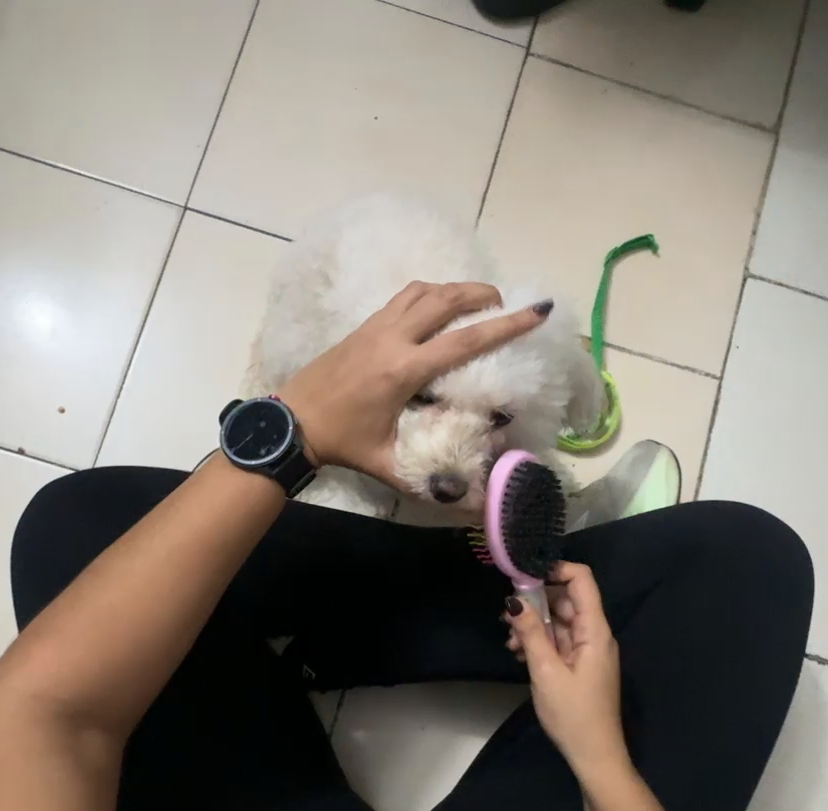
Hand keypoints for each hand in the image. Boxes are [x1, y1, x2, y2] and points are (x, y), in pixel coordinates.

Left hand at [277, 282, 550, 483]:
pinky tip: (438, 311)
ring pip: (423, 291)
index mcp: (403, 371)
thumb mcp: (386, 464)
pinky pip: (403, 298)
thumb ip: (426, 480)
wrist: (291, 422)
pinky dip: (429, 295)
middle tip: (504, 302)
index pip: (464, 341)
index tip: (536, 310)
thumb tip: (466, 504)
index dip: (505, 325)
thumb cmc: (341, 443)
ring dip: (454, 289)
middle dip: (481, 294)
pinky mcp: (363, 326)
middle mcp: (392, 339)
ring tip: (476, 301)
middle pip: (446, 299)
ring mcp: (375, 327)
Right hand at [504, 562, 628, 780]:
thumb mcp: (545, 671)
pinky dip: (539, 642)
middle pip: (566, 600)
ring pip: (559, 622)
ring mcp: (588, 651)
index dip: (555, 569)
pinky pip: (559, 641)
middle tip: (506, 617)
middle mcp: (595, 635)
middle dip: (535, 602)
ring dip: (533, 625)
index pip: (581, 580)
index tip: (523, 576)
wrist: (594, 756)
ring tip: (509, 641)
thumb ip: (531, 633)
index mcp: (594, 631)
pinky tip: (518, 653)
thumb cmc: (573, 713)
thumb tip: (513, 600)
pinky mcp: (580, 665)